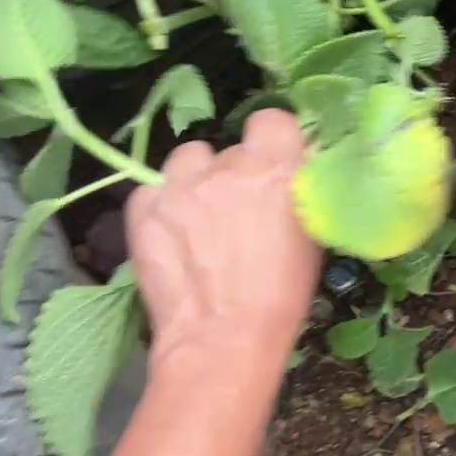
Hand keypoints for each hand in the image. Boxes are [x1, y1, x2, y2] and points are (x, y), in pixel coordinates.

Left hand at [127, 109, 320, 366]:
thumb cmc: (285, 288)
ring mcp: (181, 186)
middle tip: (238, 207)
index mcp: (279, 166)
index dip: (272, 139)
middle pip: (230, 147)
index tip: (273, 162)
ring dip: (195, 179)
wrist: (225, 336)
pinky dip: (161, 204)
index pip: (271, 118)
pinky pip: (151, 189)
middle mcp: (229, 165)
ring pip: (187, 159)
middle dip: (235, 171)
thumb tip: (294, 166)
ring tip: (199, 213)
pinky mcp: (143, 210)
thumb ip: (299, 185)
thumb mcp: (312, 227)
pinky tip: (172, 232)